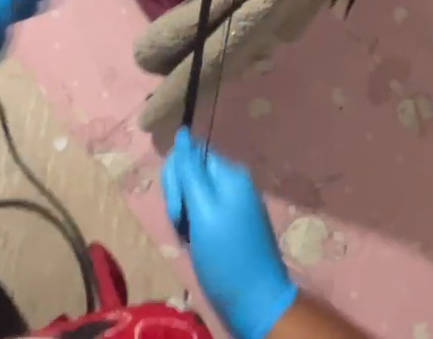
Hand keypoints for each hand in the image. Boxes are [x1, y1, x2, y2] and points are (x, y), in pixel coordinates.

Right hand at [161, 128, 298, 338]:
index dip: (176, 178)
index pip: (190, 154)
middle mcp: (234, 180)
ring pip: (195, 193)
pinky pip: (205, 210)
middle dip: (179, 196)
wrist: (256, 300)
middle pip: (192, 171)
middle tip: (182, 226)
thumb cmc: (225, 255)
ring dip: (185, 213)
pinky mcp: (233, 220)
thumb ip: (189, 171)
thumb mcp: (202, 211)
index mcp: (229, 173)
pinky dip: (195, 224)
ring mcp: (235, 200)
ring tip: (190, 239)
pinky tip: (197, 243)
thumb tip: (182, 132)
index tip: (177, 209)